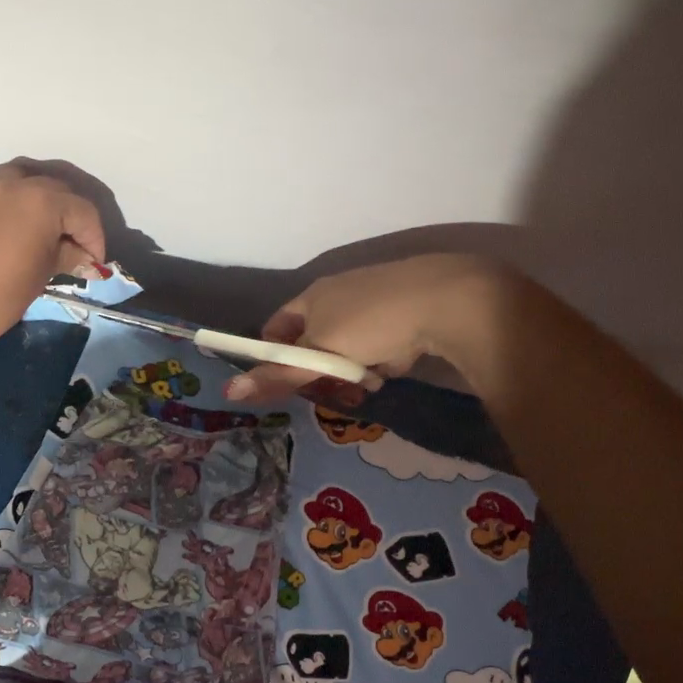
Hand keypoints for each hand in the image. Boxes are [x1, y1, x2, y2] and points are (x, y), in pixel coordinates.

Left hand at [0, 160, 107, 351]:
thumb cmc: (1, 298)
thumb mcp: (42, 275)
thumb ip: (66, 255)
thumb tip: (84, 256)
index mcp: (42, 200)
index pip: (82, 211)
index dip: (94, 237)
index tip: (94, 262)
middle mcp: (12, 184)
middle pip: (53, 188)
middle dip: (68, 214)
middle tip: (71, 242)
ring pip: (18, 178)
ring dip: (35, 194)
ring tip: (39, 220)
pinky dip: (4, 203)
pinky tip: (4, 226)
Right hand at [224, 254, 538, 402]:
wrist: (455, 299)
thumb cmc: (373, 324)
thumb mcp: (317, 356)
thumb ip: (275, 376)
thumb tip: (227, 392)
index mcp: (312, 295)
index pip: (277, 326)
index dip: (276, 355)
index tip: (287, 380)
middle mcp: (340, 289)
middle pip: (314, 338)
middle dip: (318, 369)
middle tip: (330, 389)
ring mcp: (378, 294)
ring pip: (349, 342)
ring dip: (352, 367)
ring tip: (369, 382)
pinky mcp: (411, 302)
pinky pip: (383, 337)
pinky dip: (384, 355)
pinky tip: (398, 365)